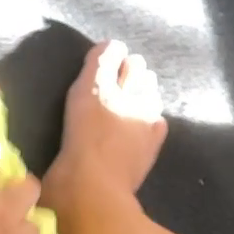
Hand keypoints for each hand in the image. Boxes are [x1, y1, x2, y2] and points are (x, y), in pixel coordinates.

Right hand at [43, 39, 168, 215]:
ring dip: (141, 90)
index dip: (110, 52)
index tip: (104, 57)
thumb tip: (111, 48)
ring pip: (150, 92)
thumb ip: (97, 67)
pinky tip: (141, 123)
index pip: (114, 53)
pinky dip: (150, 117)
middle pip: (137, 69)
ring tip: (128, 97)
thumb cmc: (76, 140)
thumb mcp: (79, 97)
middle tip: (116, 75)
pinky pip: (156, 121)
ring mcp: (146, 120)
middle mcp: (131, 96)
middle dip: (129, 68)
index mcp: (104, 84)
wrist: (93, 185)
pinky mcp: (152, 142)